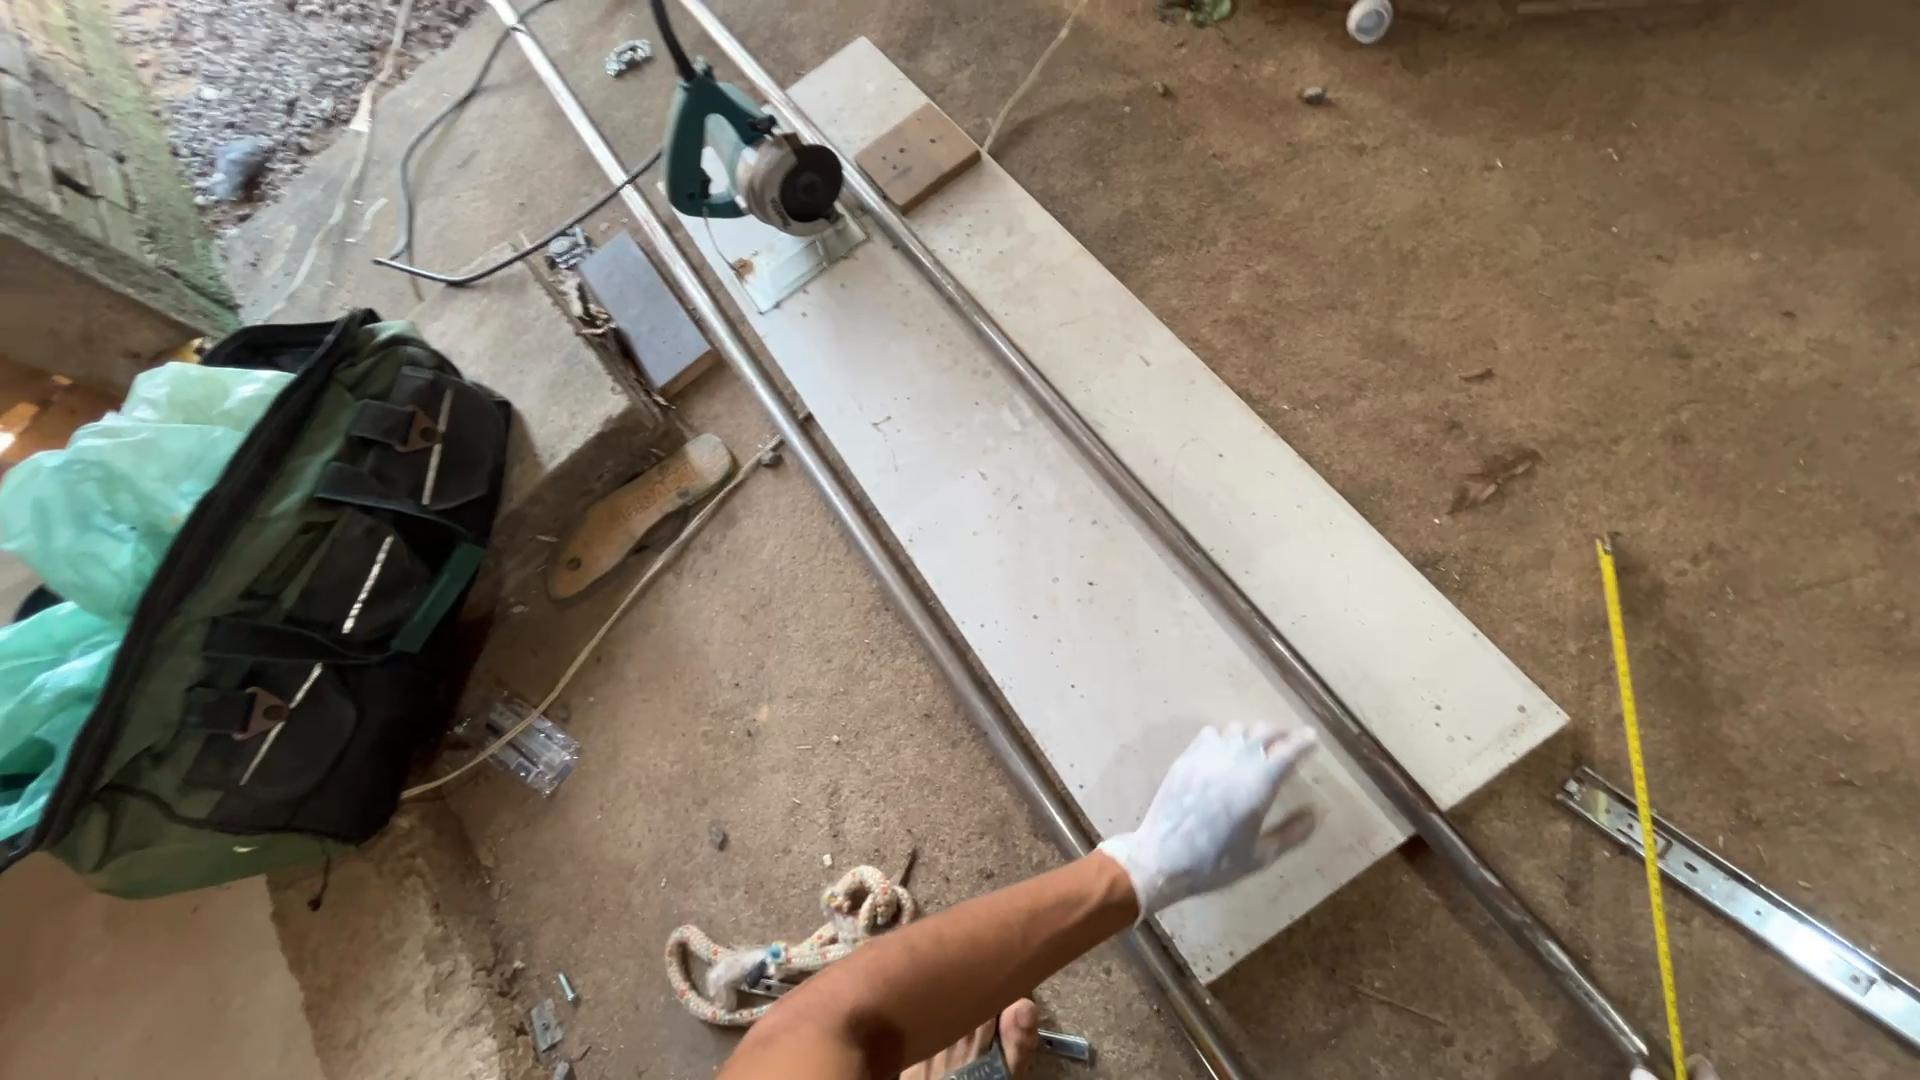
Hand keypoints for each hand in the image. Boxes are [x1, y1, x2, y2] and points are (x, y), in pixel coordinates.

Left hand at [1097, 723, 1318, 916]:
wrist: (1163, 857)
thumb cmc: (1216, 863)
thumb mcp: (1261, 856)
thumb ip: (1291, 833)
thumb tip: (1314, 814)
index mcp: (1257, 785)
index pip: (1287, 752)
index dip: (1303, 742)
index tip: (1312, 739)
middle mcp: (1234, 763)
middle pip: (1263, 733)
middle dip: (1280, 734)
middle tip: (1289, 743)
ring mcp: (1206, 757)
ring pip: (1235, 729)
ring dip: (1252, 733)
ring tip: (1258, 745)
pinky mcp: (1185, 759)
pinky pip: (1209, 734)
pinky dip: (1224, 736)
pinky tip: (1226, 750)